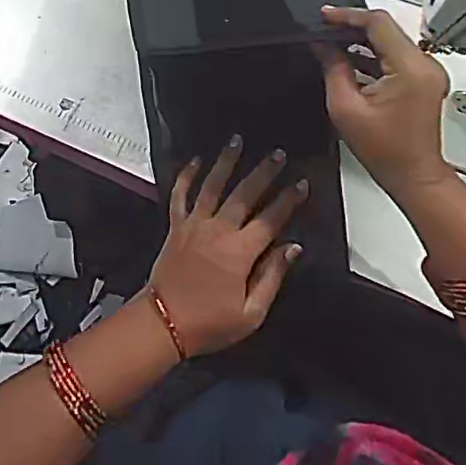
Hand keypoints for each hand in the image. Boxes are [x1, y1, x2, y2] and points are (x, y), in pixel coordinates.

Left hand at [148, 137, 306, 356]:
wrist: (164, 322)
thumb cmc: (210, 323)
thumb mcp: (251, 313)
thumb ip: (272, 276)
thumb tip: (292, 248)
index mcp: (240, 252)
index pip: (270, 219)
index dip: (288, 200)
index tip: (301, 184)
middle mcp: (217, 231)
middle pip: (244, 194)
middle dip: (263, 172)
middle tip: (277, 154)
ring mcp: (193, 225)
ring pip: (211, 185)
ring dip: (225, 162)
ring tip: (236, 141)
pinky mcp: (175, 226)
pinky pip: (180, 195)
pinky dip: (186, 176)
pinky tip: (194, 161)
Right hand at [314, 5, 454, 193]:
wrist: (412, 174)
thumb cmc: (387, 150)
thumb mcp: (345, 107)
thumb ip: (332, 68)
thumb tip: (322, 45)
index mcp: (410, 69)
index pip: (378, 23)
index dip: (347, 15)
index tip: (326, 16)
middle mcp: (426, 66)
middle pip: (385, 29)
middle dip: (351, 28)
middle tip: (324, 29)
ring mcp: (427, 72)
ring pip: (389, 42)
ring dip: (359, 43)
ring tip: (331, 46)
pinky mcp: (423, 80)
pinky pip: (394, 57)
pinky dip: (370, 56)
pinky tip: (348, 62)